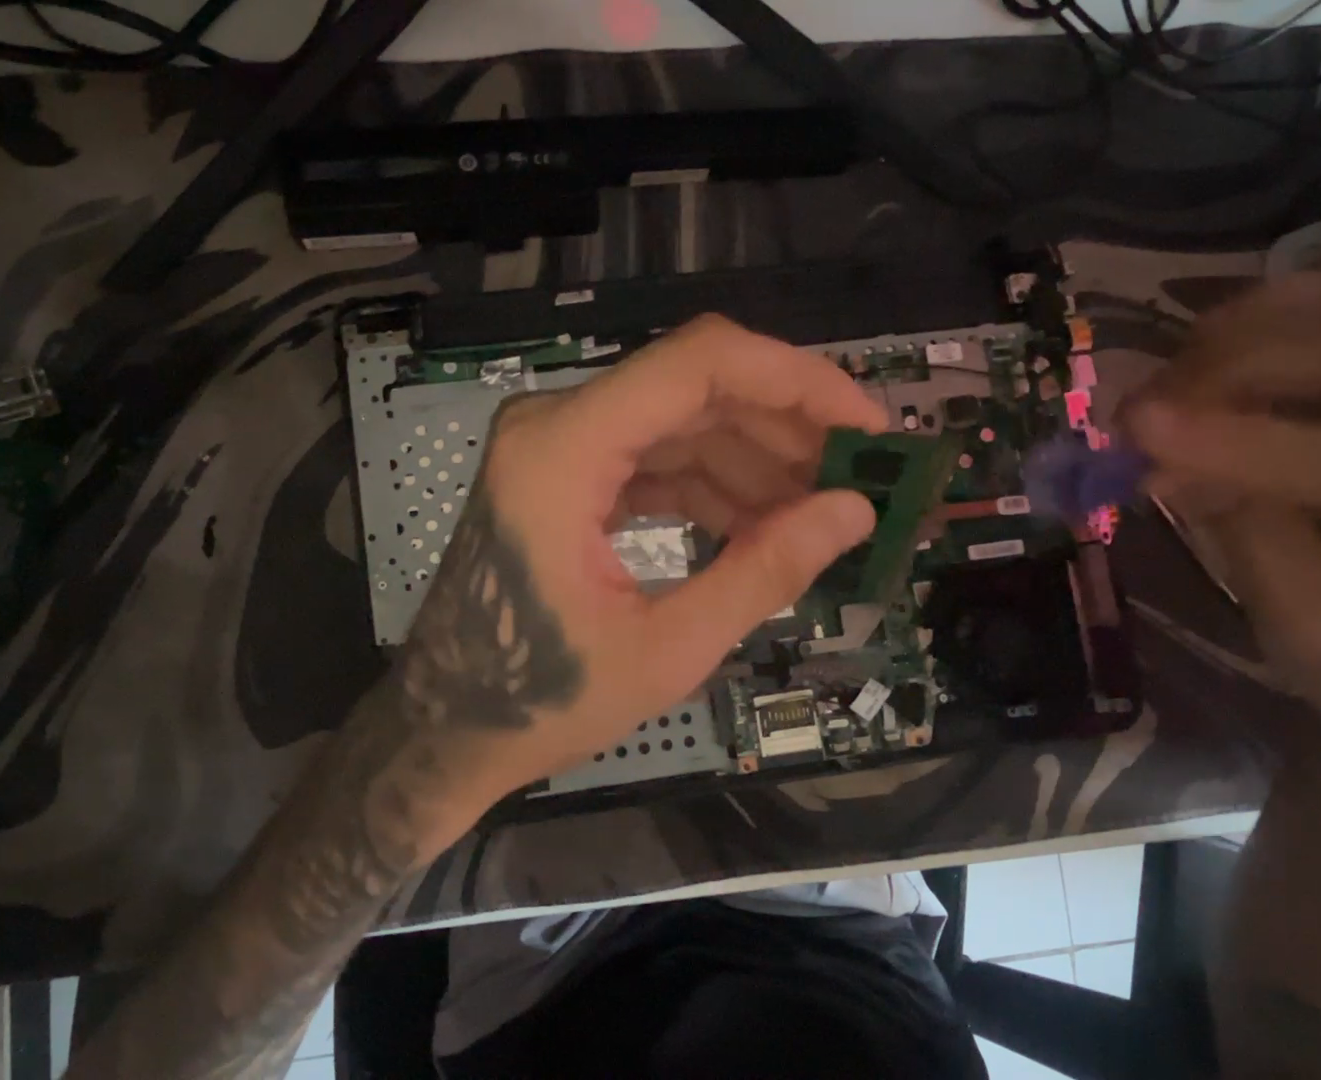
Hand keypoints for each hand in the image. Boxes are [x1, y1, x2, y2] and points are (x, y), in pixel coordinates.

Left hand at [398, 315, 886, 811]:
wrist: (451, 727)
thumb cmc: (542, 699)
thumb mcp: (666, 650)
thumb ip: (763, 572)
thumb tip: (854, 510)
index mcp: (564, 450)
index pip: (698, 364)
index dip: (796, 382)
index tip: (868, 426)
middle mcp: (555, 425)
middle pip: (694, 388)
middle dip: (785, 429)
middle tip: (859, 479)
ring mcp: (555, 447)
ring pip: (679, 422)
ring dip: (754, 462)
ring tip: (820, 515)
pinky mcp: (564, 476)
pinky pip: (653, 459)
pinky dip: (711, 486)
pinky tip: (761, 528)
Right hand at [1124, 271, 1320, 800]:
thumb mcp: (1318, 637)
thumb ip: (1253, 544)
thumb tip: (1162, 461)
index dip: (1257, 444)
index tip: (1140, 429)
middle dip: (1248, 365)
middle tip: (1140, 405)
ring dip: (1247, 334)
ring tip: (1161, 386)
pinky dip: (1270, 318)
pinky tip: (1204, 353)